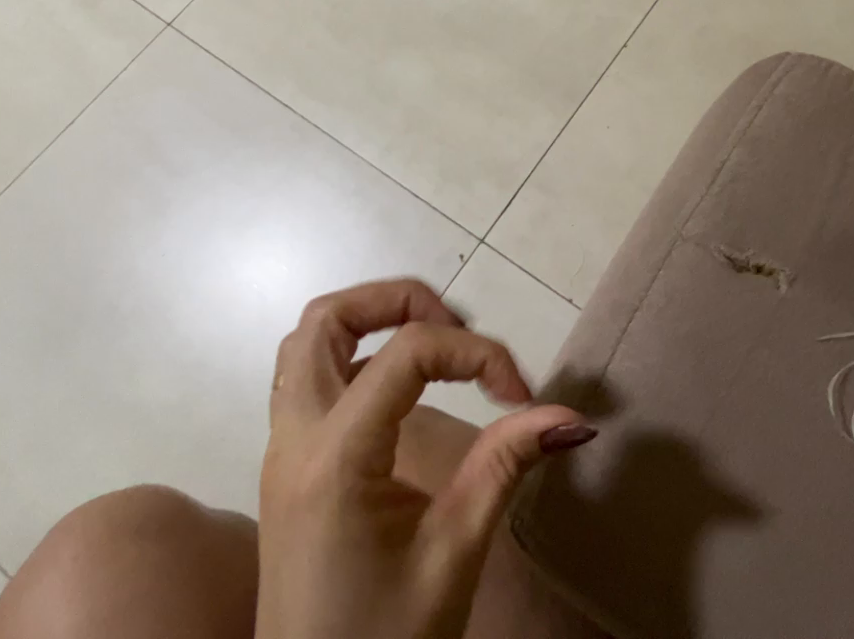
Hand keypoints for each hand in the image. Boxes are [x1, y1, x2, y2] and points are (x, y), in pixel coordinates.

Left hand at [256, 278, 593, 638]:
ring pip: (306, 343)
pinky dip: (353, 355)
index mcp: (335, 457)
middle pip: (327, 318)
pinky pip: (308, 379)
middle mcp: (294, 438)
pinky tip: (400, 388)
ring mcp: (281, 450)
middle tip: (460, 331)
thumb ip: (505, 465)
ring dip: (368, 321)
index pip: (407, 353)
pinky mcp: (287, 466)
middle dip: (398, 301)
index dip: (477, 353)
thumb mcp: (454, 552)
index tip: (520, 395)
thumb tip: (572, 418)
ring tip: (433, 348)